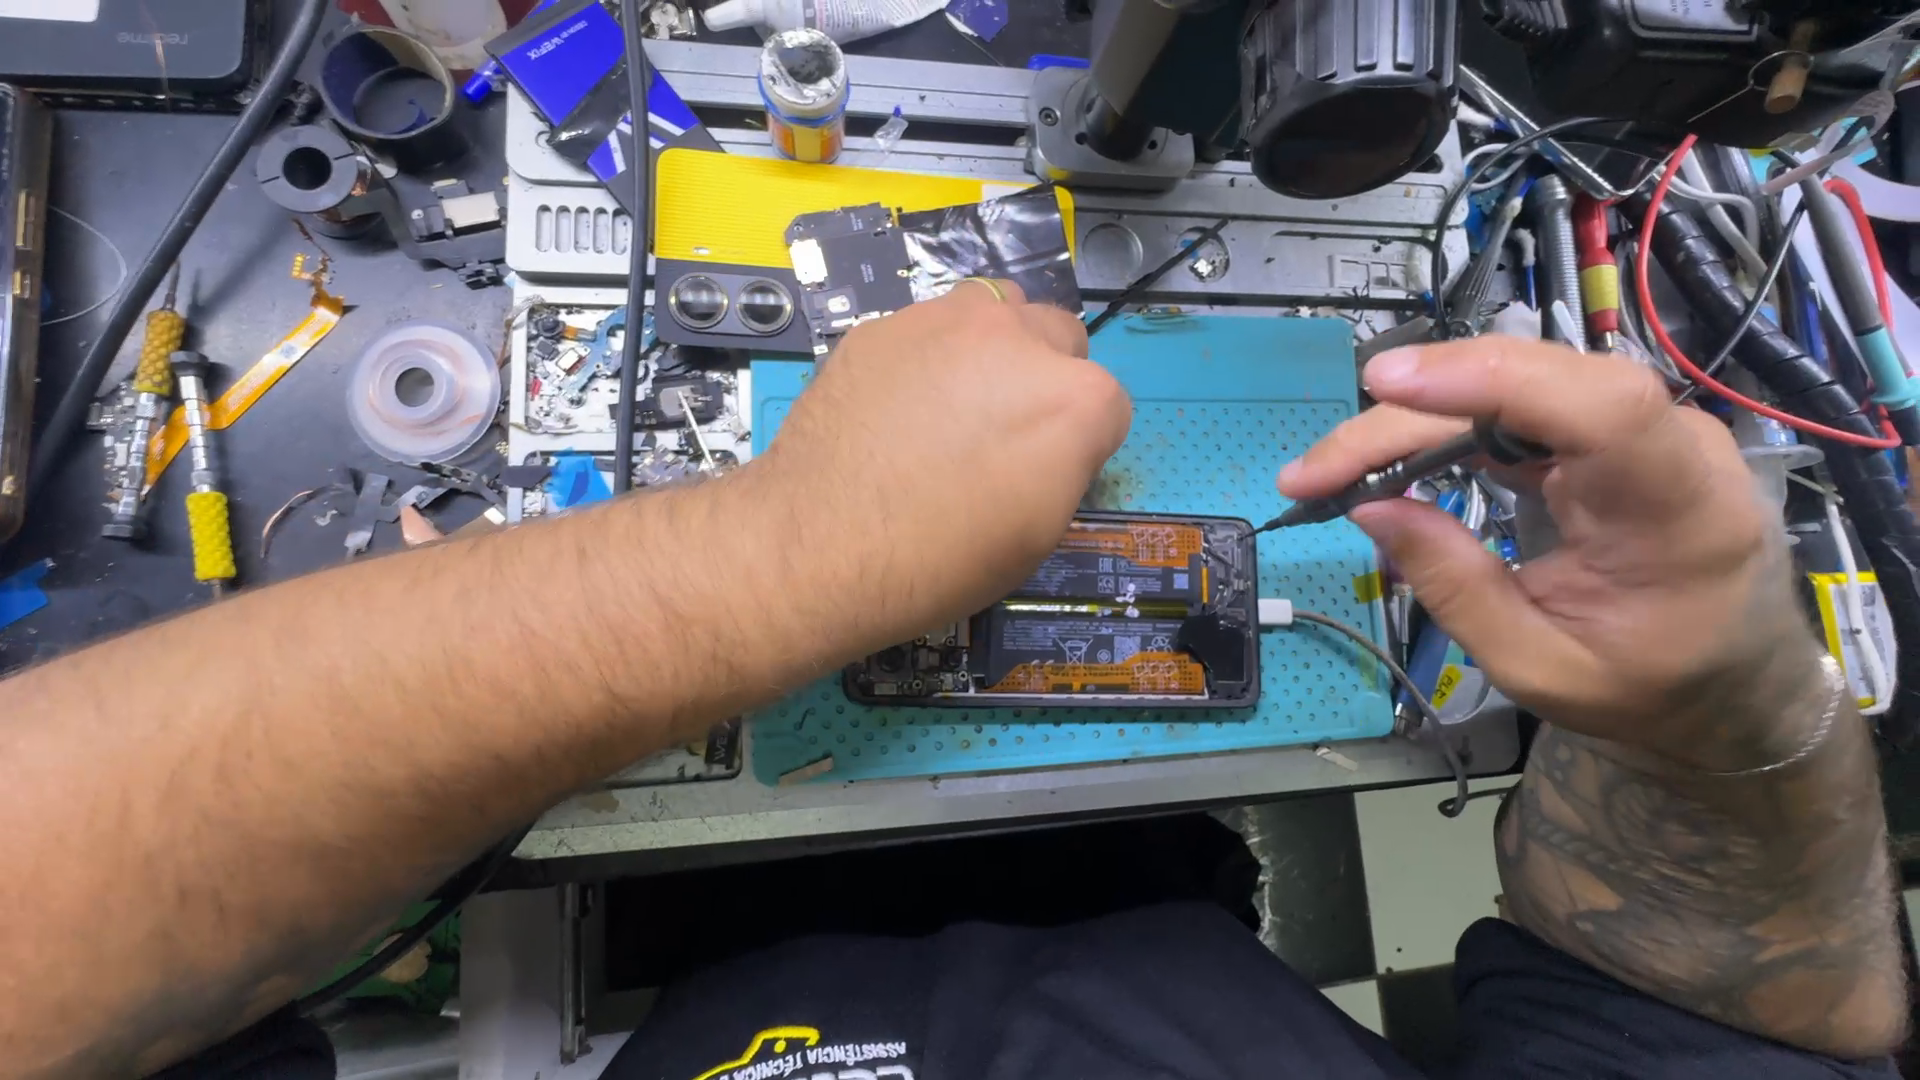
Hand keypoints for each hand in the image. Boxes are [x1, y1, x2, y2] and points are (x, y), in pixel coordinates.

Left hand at [747, 279, 1130, 660]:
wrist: (819, 548)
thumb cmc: (941, 561)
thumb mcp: (1037, 535)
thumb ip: (1065, 466)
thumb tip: (1051, 443)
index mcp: (1074, 399)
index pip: (1109, 406)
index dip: (1081, 444)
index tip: (1045, 471)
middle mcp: (1017, 339)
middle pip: (1060, 339)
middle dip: (1046, 378)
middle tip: (1001, 430)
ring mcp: (943, 321)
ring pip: (997, 311)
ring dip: (993, 348)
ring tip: (953, 402)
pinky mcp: (882, 326)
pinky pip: (928, 328)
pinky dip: (929, 356)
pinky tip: (896, 404)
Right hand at [1279, 336, 1809, 764]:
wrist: (1728, 685)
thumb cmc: (1641, 687)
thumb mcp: (1534, 664)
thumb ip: (1454, 585)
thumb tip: (1367, 506)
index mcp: (1677, 513)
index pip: (1598, 408)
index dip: (1487, 381)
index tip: (1382, 383)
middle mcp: (1667, 448)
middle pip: (1525, 388)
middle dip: (1403, 418)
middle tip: (1311, 474)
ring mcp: (1633, 433)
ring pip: (1506, 387)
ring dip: (1404, 421)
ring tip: (1329, 471)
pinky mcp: (1595, 437)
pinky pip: (1504, 409)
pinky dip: (1430, 428)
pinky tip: (1381, 460)